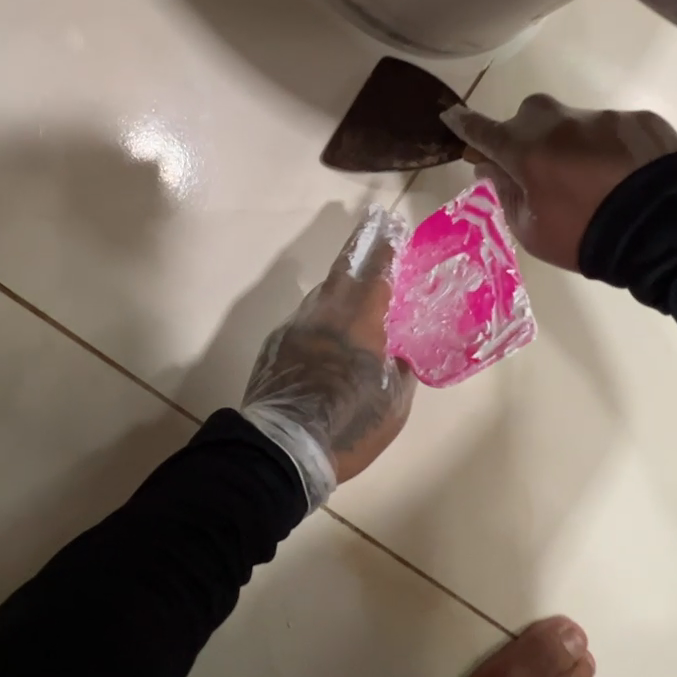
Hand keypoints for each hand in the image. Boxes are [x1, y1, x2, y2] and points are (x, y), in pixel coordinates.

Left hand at [240, 204, 415, 511]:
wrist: (283, 447)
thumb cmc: (348, 427)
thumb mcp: (393, 406)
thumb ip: (401, 373)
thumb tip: (399, 356)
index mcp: (359, 325)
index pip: (375, 278)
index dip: (384, 254)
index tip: (390, 232)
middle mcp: (326, 316)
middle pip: (343, 271)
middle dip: (359, 249)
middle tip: (369, 229)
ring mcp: (296, 327)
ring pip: (320, 295)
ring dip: (337, 285)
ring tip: (351, 286)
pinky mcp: (276, 344)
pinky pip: (304, 320)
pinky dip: (319, 316)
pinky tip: (325, 330)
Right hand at [441, 95, 676, 271]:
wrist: (668, 232)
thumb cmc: (586, 236)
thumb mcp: (530, 229)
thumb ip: (505, 193)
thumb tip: (491, 167)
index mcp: (524, 150)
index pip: (482, 131)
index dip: (465, 125)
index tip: (451, 115)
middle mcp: (557, 123)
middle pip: (529, 119)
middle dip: (528, 136)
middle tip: (543, 167)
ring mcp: (601, 118)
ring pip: (574, 125)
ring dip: (574, 145)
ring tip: (597, 181)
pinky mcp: (639, 120)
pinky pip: (614, 130)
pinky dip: (612, 148)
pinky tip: (627, 177)